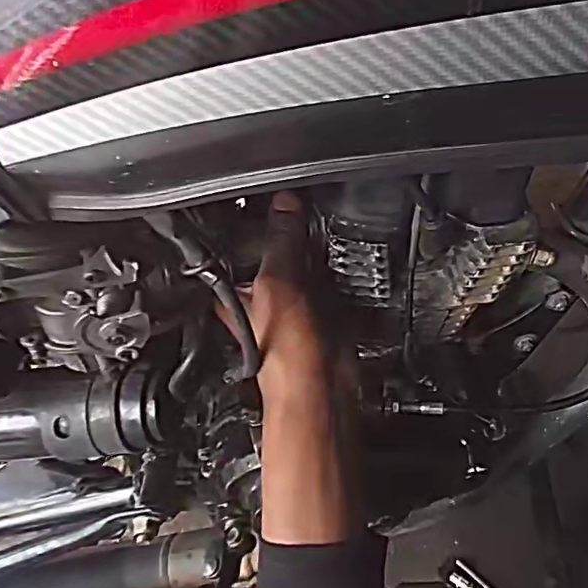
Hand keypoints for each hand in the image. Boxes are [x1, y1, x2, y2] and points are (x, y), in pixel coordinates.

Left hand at [244, 191, 329, 398]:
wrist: (321, 390)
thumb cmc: (283, 356)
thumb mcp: (277, 285)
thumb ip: (282, 243)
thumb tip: (284, 205)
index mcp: (239, 292)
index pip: (240, 245)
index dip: (253, 220)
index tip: (273, 197)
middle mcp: (265, 298)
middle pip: (278, 253)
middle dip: (293, 232)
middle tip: (306, 206)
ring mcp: (297, 306)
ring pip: (308, 266)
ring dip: (320, 251)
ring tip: (327, 226)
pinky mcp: (326, 316)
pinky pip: (335, 284)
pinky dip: (343, 272)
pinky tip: (348, 259)